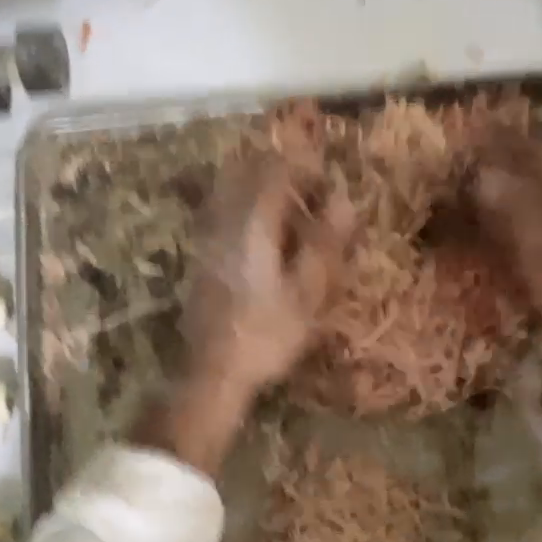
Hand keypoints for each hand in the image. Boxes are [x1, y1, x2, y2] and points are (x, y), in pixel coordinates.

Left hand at [179, 156, 354, 395]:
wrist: (211, 374)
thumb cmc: (265, 337)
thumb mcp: (306, 295)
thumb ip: (324, 243)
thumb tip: (344, 200)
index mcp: (252, 224)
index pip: (276, 169)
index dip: (305, 168)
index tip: (327, 185)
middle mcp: (222, 222)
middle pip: (246, 172)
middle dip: (279, 173)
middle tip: (307, 196)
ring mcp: (205, 242)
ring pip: (228, 194)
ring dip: (258, 194)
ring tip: (287, 220)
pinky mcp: (198, 263)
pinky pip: (219, 219)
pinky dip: (243, 218)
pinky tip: (262, 246)